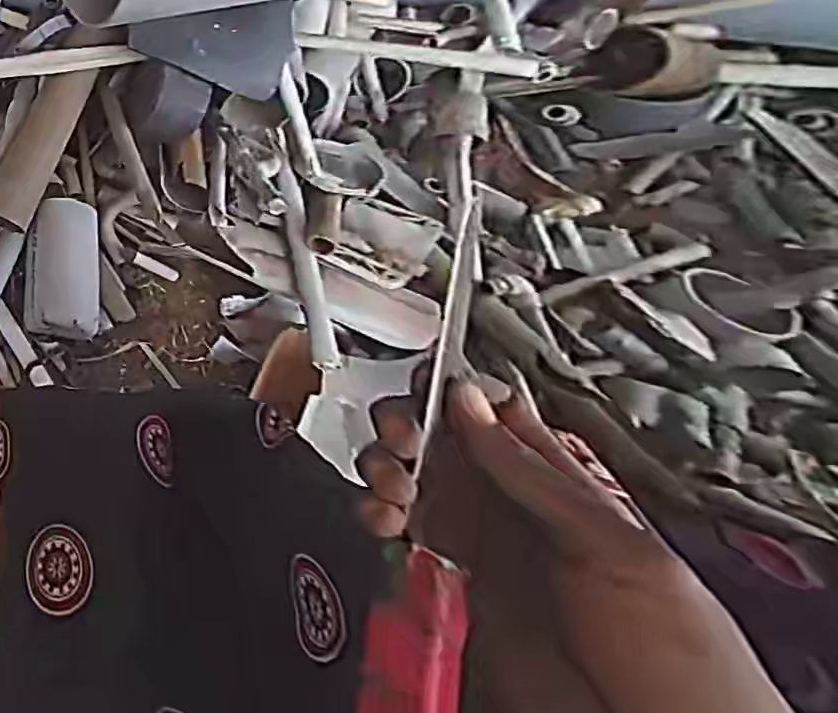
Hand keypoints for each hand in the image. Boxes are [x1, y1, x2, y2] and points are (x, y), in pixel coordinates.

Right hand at [401, 380, 791, 712]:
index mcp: (558, 484)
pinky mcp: (437, 568)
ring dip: (383, 466)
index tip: (426, 386)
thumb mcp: (620, 552)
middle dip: (404, 426)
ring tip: (394, 489)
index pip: (494, 411)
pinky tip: (382, 521)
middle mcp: (506, 501)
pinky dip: (370, 511)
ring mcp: (469, 535)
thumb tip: (466, 398)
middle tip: (404, 442)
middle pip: (432, 434)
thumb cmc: (671, 655)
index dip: (454, 388)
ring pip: (401, 470)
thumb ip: (536, 474)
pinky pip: (387, 522)